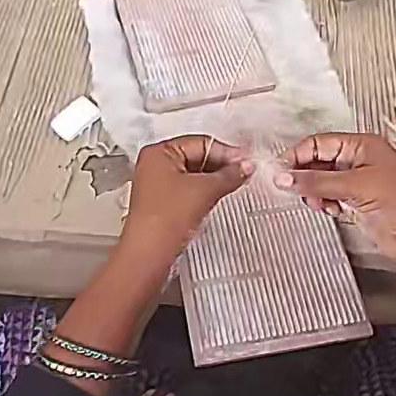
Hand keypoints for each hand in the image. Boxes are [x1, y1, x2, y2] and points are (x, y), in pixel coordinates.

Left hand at [121, 135, 253, 261]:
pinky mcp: (162, 204)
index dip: (226, 152)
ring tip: (232, 185)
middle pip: (196, 157)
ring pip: (193, 175)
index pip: (201, 143)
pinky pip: (187, 191)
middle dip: (221, 166)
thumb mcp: (205, 190)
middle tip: (242, 173)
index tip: (245, 162)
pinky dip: (203, 193)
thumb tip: (244, 167)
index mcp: (158, 153)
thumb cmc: (163, 219)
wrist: (150, 253)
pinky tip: (215, 199)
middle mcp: (154, 166)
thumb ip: (229, 175)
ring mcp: (156, 186)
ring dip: (213, 180)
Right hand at [276, 132, 395, 263]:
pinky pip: (328, 198)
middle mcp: (357, 161)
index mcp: (361, 145)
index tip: (281, 171)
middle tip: (294, 189)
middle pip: (316, 162)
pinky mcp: (355, 203)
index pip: (318, 143)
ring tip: (319, 202)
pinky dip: (323, 204)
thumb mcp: (357, 186)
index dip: (297, 155)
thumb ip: (317, 182)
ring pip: (320, 182)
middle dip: (304, 176)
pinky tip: (331, 209)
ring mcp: (356, 183)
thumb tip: (284, 176)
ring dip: (313, 192)